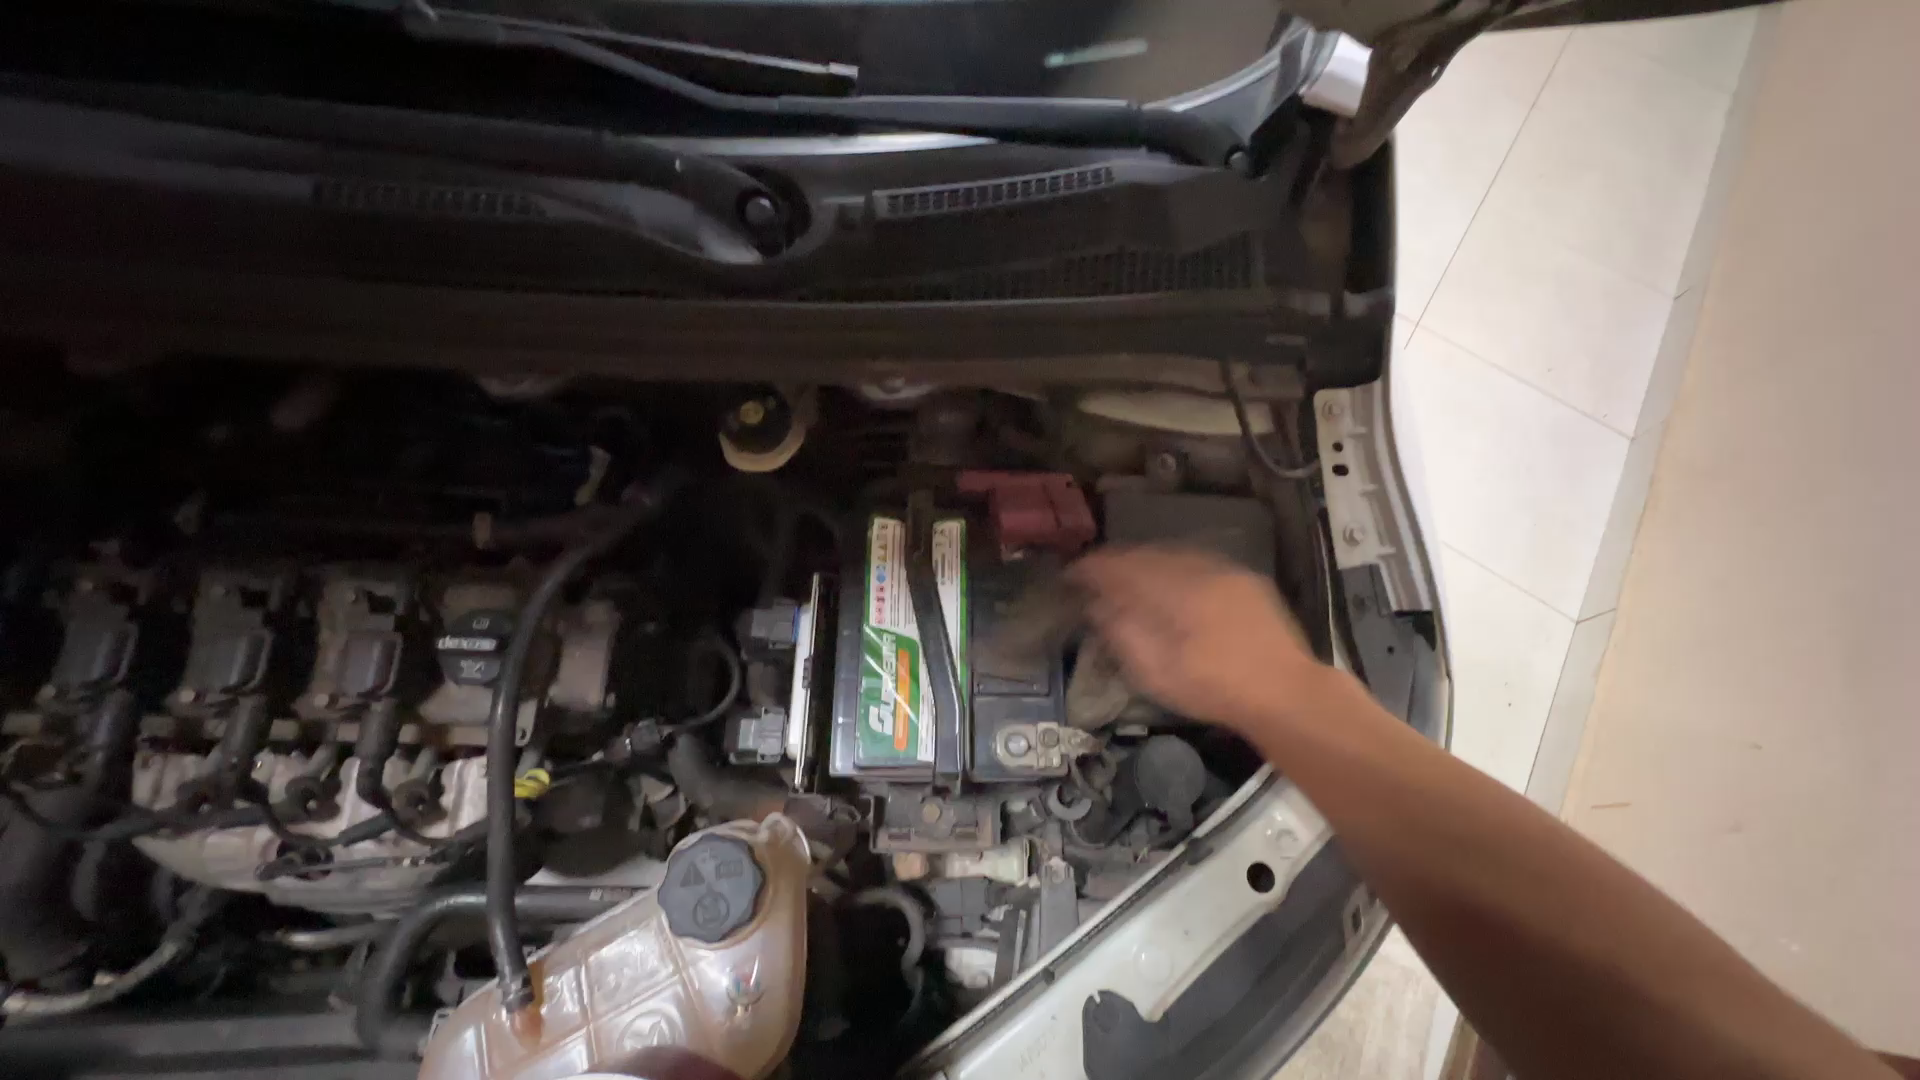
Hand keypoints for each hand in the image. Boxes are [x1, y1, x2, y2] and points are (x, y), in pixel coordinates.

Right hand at [1068, 545, 1328, 735]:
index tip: (1070, 575)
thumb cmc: (1213, 688)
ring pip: (1173, 555)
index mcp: (1174, 588)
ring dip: (1145, 564)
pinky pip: (1197, 563)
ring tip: (1126, 580)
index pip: (1120, 566)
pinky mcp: (1246, 582)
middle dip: (1116, 564)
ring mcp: (1226, 572)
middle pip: (1146, 554)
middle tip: (1094, 578)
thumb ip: (1121, 632)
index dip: (1091, 568)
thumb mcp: (1154, 670)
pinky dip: (1173, 569)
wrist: (1286, 694)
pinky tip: (1168, 585)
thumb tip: (1096, 605)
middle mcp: (1199, 569)